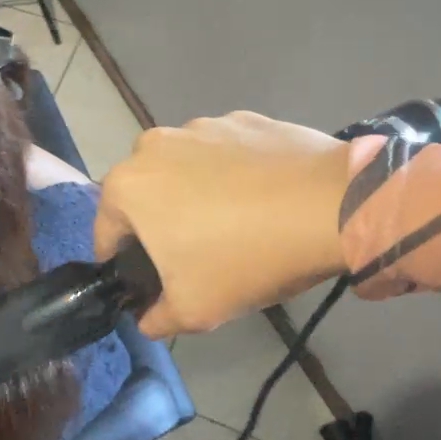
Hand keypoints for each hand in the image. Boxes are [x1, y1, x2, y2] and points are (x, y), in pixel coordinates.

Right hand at [94, 112, 350, 336]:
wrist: (335, 207)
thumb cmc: (246, 258)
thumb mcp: (193, 310)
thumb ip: (155, 319)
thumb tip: (146, 318)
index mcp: (124, 188)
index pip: (105, 235)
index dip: (124, 265)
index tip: (152, 283)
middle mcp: (150, 147)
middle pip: (142, 198)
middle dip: (159, 225)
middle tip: (197, 254)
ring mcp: (198, 127)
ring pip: (181, 172)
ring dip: (193, 195)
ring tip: (235, 224)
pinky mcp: (242, 119)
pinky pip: (224, 154)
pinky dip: (233, 174)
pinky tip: (262, 199)